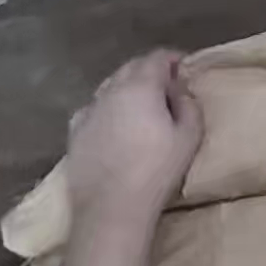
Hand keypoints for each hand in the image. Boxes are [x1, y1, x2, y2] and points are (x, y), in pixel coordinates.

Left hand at [62, 50, 202, 225]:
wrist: (112, 207)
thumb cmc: (158, 169)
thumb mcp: (190, 135)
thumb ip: (189, 104)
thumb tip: (179, 91)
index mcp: (140, 86)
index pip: (157, 58)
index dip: (173, 58)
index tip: (184, 66)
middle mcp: (110, 91)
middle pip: (132, 67)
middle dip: (151, 70)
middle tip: (168, 85)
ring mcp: (89, 111)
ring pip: (110, 86)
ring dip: (128, 87)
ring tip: (143, 104)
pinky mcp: (75, 132)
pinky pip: (94, 108)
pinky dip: (108, 107)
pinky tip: (115, 123)